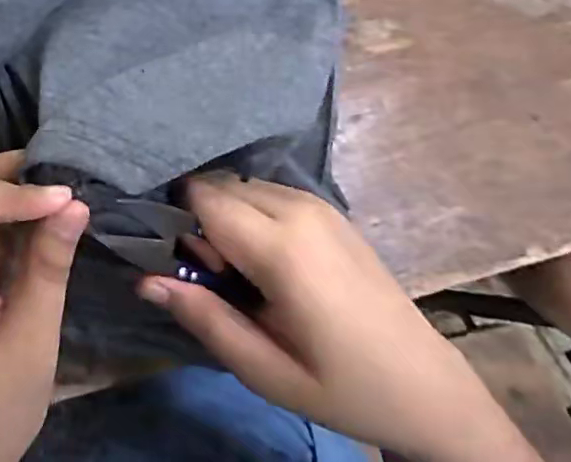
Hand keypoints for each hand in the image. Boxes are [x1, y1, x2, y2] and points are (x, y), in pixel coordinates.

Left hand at [0, 151, 89, 461]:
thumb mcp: (30, 340)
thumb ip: (49, 267)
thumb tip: (76, 203)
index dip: (19, 193)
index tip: (68, 196)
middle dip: (21, 175)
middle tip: (72, 172)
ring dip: (27, 188)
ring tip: (72, 184)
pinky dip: (29, 212)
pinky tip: (58, 209)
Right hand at [138, 176, 539, 461]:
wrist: (426, 385)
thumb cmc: (342, 385)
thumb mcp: (266, 371)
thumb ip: (204, 318)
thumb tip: (144, 279)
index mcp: (282, 247)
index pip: (201, 197)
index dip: (181, 225)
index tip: (190, 266)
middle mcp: (297, 207)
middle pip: (217, 186)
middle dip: (202, 221)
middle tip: (219, 277)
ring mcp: (316, 200)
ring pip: (240, 185)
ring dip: (226, 216)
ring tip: (247, 272)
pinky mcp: (327, 204)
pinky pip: (266, 190)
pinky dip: (250, 212)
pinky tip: (270, 259)